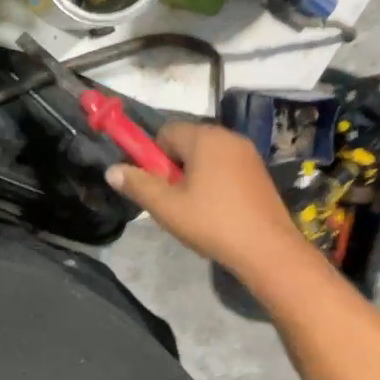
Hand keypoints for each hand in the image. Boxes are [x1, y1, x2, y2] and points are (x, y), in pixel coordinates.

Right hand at [105, 121, 306, 274]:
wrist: (267, 248)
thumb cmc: (212, 223)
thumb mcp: (166, 207)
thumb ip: (137, 185)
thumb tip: (112, 170)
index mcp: (205, 138)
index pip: (166, 131)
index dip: (153, 156)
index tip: (155, 184)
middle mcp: (228, 137)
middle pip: (187, 142)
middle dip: (173, 166)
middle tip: (172, 200)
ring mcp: (247, 154)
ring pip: (206, 156)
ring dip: (193, 175)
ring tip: (193, 208)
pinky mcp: (258, 172)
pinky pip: (225, 166)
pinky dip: (213, 181)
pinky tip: (215, 210)